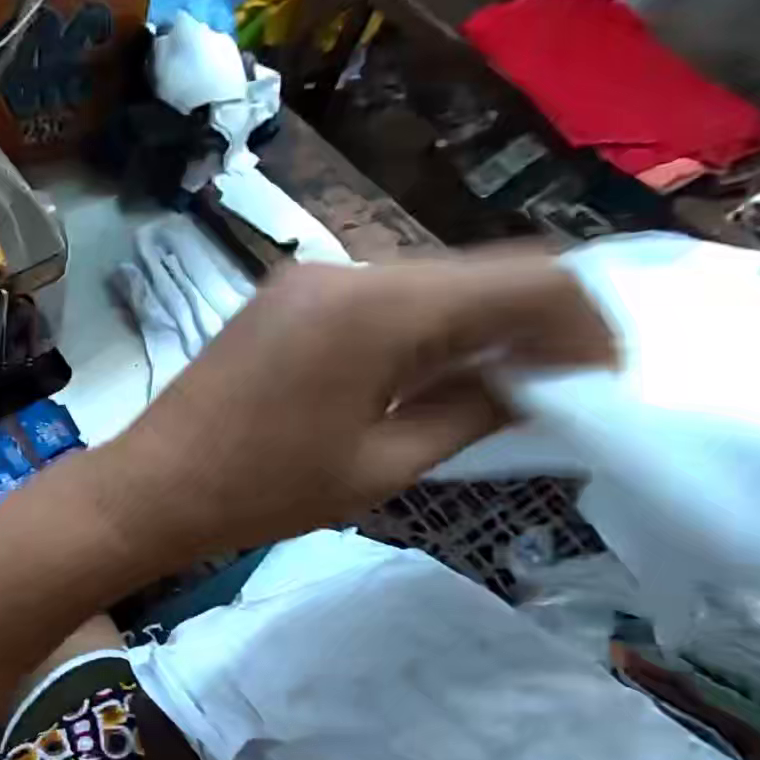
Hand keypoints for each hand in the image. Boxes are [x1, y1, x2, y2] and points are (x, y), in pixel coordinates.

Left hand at [85, 253, 614, 562]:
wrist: (154, 484)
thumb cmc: (261, 489)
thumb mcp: (381, 464)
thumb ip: (472, 412)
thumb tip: (535, 385)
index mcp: (380, 306)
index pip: (525, 278)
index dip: (583, 323)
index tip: (605, 378)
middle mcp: (345, 270)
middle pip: (473, 274)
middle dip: (528, 324)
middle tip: (558, 388)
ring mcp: (306, 279)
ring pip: (424, 285)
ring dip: (470, 326)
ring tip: (496, 386)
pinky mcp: (281, 299)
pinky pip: (372, 300)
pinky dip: (414, 329)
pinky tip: (422, 373)